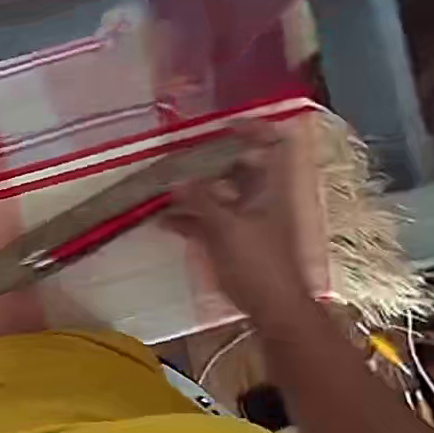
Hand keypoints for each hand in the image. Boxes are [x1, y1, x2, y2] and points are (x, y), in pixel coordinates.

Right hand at [160, 120, 318, 324]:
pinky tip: (163, 221)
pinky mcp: (229, 242)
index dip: (251, 130)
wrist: (272, 307)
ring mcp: (243, 221)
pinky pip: (206, 223)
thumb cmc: (257, 265)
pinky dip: (187, 219)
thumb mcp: (227, 229)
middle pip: (234, 170)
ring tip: (161, 191)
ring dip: (191, 193)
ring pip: (216, 197)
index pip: (270, 144)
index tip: (220, 125)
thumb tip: (177, 180)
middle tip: (176, 160)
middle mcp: (257, 199)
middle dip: (205, 163)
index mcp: (268, 188)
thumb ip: (201, 202)